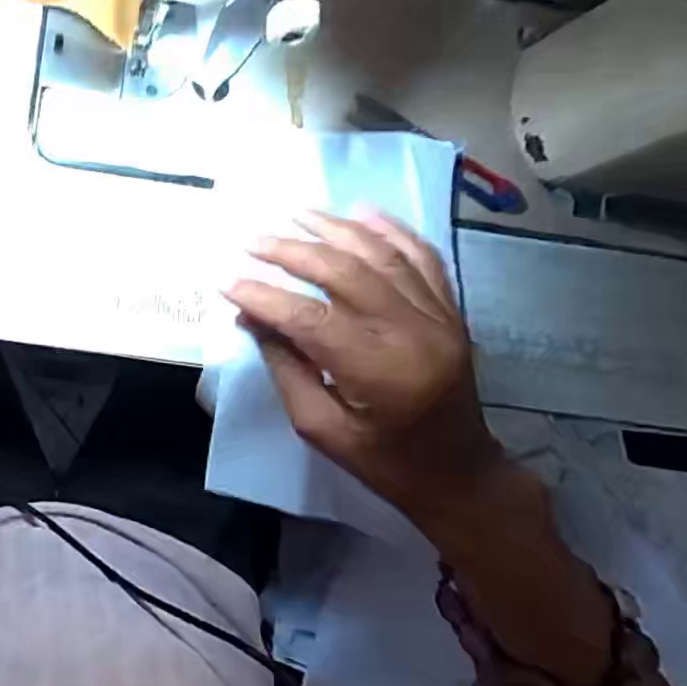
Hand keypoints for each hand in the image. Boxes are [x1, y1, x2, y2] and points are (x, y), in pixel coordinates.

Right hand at [222, 208, 505, 532]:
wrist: (459, 472)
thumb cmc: (381, 459)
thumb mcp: (317, 424)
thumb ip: (284, 365)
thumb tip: (250, 316)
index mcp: (377, 372)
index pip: (309, 318)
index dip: (264, 296)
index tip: (227, 282)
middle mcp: (413, 335)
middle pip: (346, 274)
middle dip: (293, 252)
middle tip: (254, 242)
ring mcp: (438, 319)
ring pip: (383, 257)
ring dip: (337, 230)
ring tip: (297, 214)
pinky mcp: (450, 313)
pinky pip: (422, 259)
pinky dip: (392, 232)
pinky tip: (363, 212)